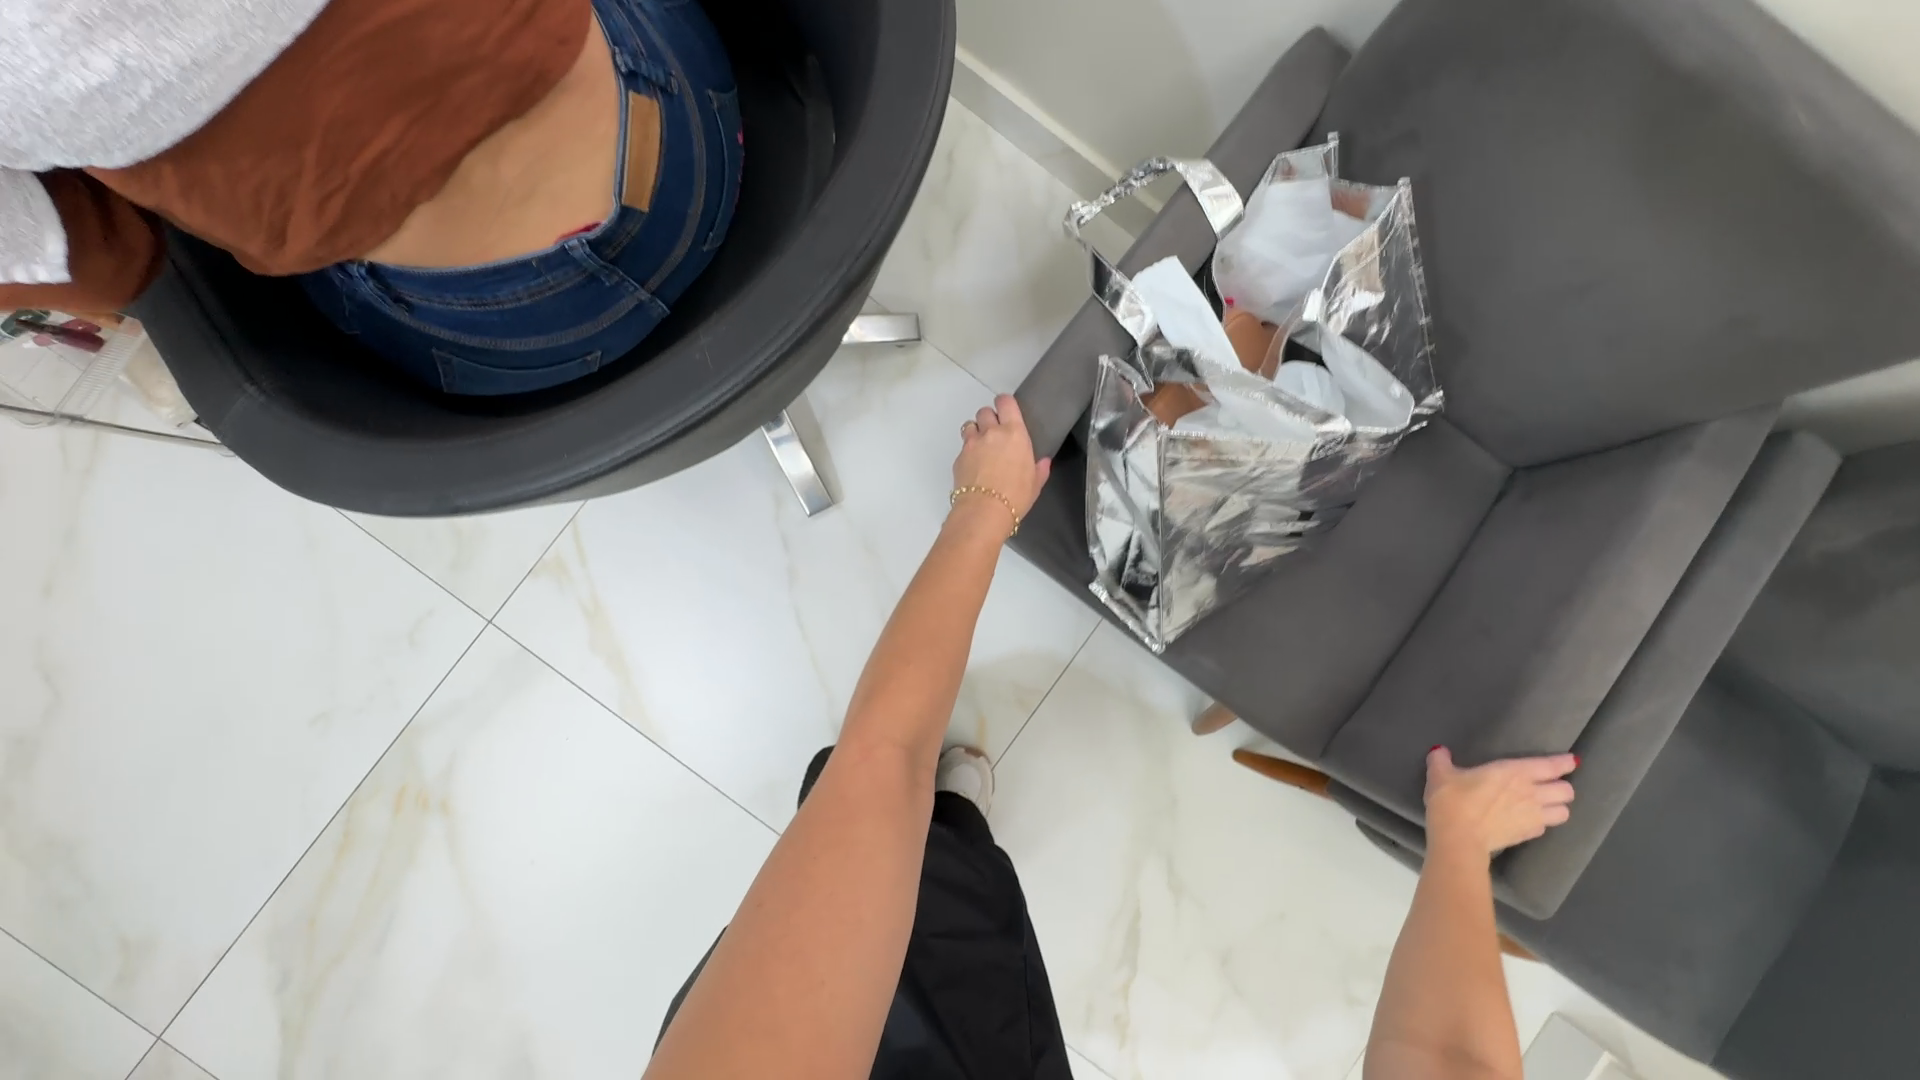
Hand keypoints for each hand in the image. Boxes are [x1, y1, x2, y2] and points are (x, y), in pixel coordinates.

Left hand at [953, 395, 1050, 524]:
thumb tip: (1044, 462)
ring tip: (981, 445)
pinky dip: (968, 451)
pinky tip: (973, 465)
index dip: (1004, 403)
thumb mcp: (1034, 484)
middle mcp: (991, 433)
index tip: (1006, 410)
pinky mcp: (958, 457)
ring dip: (975, 431)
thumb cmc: (1016, 496)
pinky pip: (963, 446)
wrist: (985, 510)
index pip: (1006, 403)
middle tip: (994, 432)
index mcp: (1014, 433)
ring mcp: (972, 444)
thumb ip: (1039, 469)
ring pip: (970, 425)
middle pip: (984, 411)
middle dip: (989, 418)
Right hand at [1424, 747, 1577, 856]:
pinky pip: (1545, 828)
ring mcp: (1533, 817)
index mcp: (1514, 773)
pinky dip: (1541, 823)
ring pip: (1564, 812)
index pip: (1551, 766)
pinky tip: (1528, 822)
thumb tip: (1439, 751)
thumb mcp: (1440, 774)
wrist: (1458, 837)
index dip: (1563, 763)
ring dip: (1557, 807)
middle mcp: (1531, 793)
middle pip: (1566, 791)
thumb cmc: (1452, 800)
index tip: (1570, 761)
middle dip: (1561, 786)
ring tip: (1545, 805)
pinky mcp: (1528, 835)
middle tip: (1548, 784)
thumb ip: (1441, 760)